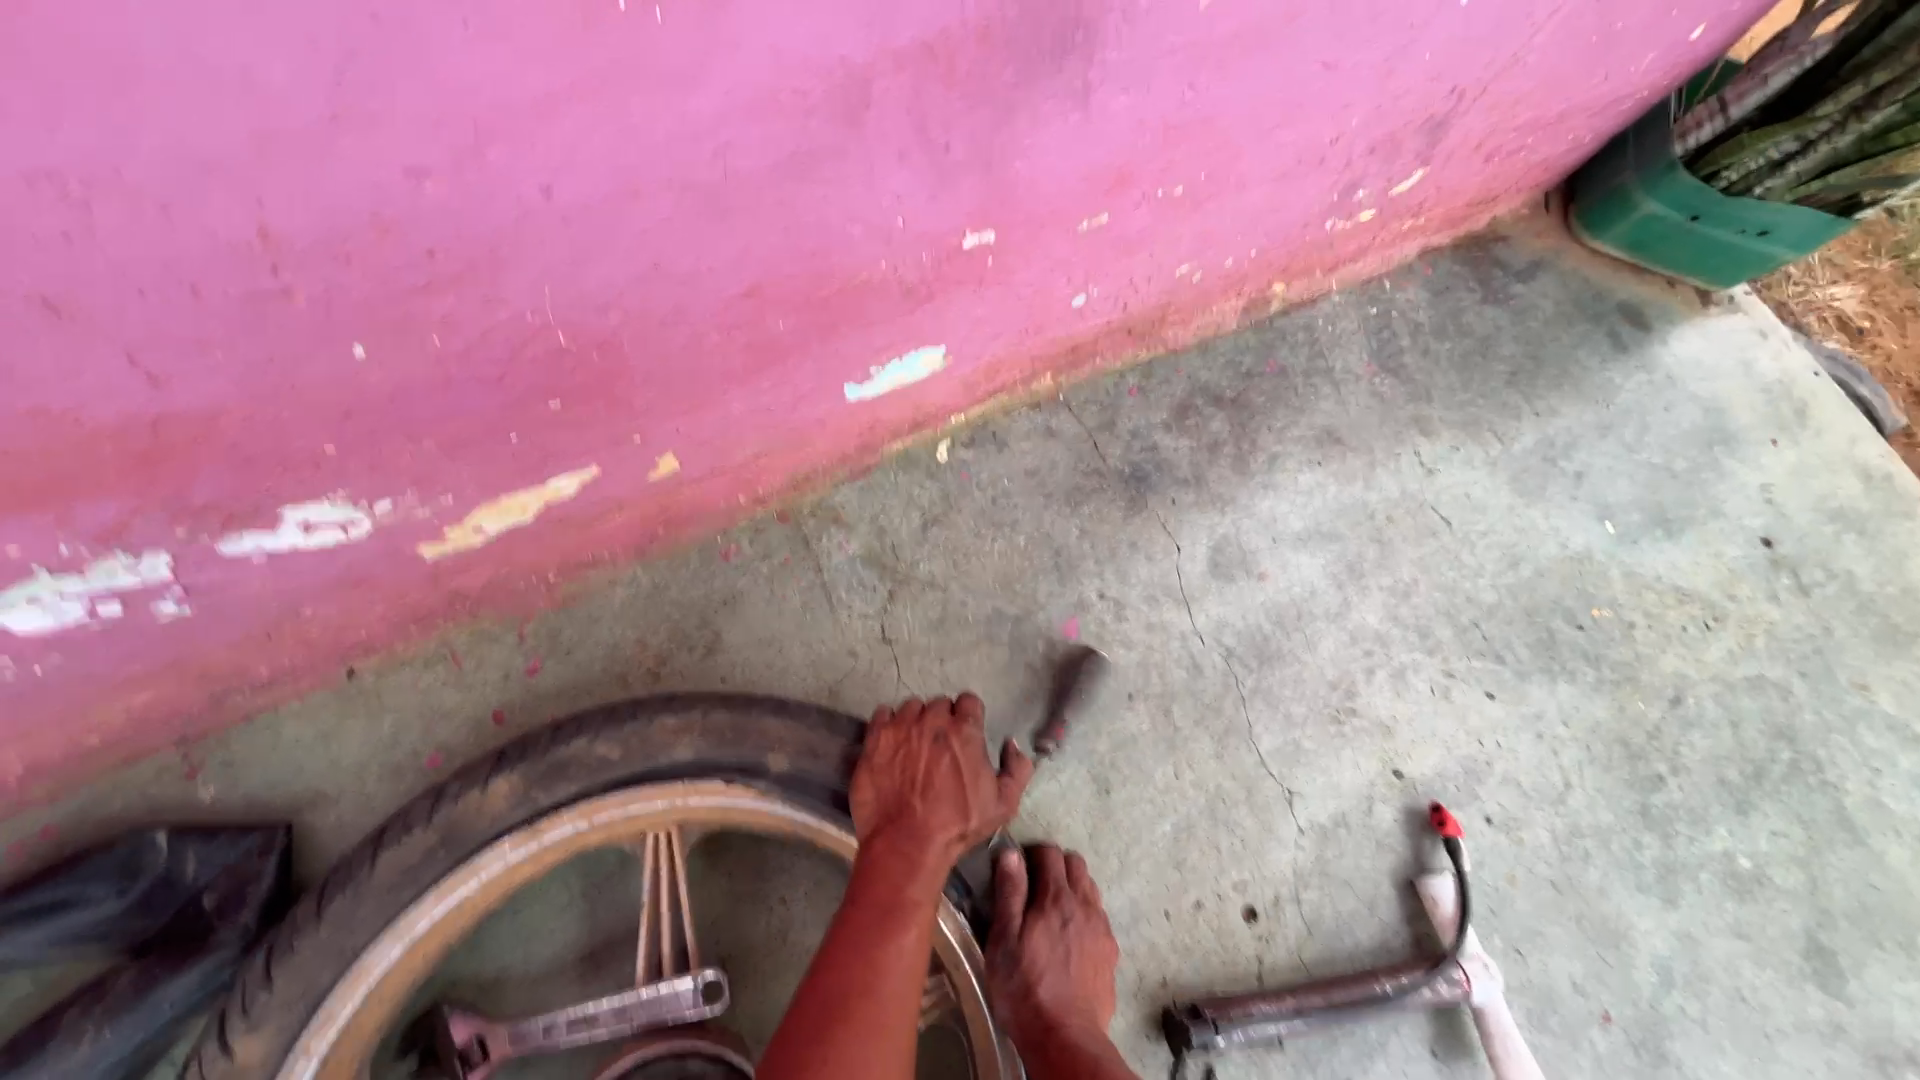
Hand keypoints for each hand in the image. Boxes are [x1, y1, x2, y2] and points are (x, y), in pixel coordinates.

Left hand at [851, 694, 1033, 872]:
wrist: (906, 843)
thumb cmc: (957, 824)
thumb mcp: (1003, 804)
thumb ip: (1017, 769)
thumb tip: (1012, 744)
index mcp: (964, 730)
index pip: (969, 701)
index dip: (968, 716)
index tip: (965, 733)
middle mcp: (932, 720)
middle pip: (939, 704)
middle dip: (942, 719)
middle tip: (939, 744)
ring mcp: (901, 727)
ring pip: (911, 708)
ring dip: (915, 721)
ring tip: (914, 744)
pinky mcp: (875, 738)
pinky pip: (882, 714)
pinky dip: (888, 724)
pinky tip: (891, 743)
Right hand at [986, 844, 1120, 1052]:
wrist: (1066, 1036)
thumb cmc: (1024, 987)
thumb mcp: (1004, 938)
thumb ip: (1010, 892)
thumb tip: (1011, 853)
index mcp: (1056, 898)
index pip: (1051, 853)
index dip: (1033, 853)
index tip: (1019, 868)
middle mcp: (1085, 905)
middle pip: (1076, 864)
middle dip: (1056, 865)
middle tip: (1034, 886)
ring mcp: (1102, 929)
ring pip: (1090, 889)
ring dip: (1072, 888)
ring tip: (1051, 911)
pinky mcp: (1110, 952)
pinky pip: (1098, 917)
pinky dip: (1084, 913)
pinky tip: (1069, 937)